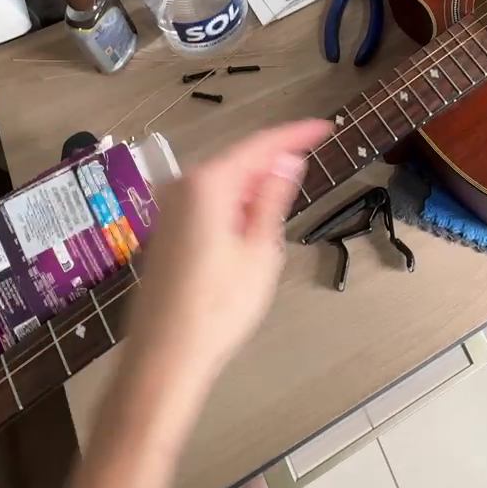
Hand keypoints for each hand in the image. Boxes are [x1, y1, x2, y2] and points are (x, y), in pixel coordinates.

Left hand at [127, 120, 331, 382]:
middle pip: (239, 161)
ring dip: (255, 184)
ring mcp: (169, 209)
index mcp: (208, 184)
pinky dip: (234, 202)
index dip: (295, 134)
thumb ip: (273, 197)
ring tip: (284, 198)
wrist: (163, 360)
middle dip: (274, 161)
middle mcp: (183, 187)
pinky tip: (251, 221)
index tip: (323, 127)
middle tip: (308, 163)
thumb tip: (287, 161)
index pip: (261, 144)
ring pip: (223, 182)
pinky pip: (207, 200)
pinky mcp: (165, 231)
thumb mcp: (261, 249)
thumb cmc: (218, 307)